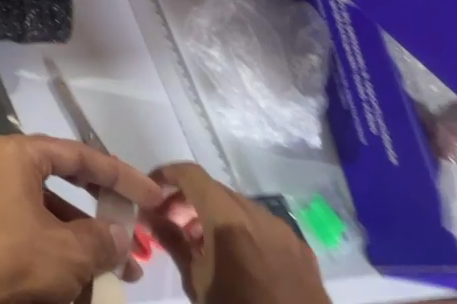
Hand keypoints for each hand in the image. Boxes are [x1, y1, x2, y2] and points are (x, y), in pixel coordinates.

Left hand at [0, 134, 164, 303]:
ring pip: (46, 209)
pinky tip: (83, 281)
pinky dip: (56, 247)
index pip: (77, 154)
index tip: (153, 198)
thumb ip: (102, 239)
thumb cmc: (12, 257)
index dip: (121, 175)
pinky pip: (27, 227)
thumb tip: (119, 235)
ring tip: (121, 270)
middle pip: (62, 178)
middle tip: (136, 228)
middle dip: (102, 209)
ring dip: (84, 237)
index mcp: (14, 155)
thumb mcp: (69, 251)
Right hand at [144, 163, 329, 303]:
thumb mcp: (196, 282)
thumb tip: (153, 217)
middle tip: (170, 224)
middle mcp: (259, 217)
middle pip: (214, 189)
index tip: (151, 195)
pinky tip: (237, 259)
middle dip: (187, 199)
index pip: (190, 174)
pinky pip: (264, 226)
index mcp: (228, 220)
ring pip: (239, 206)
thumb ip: (173, 242)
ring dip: (214, 213)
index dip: (166, 175)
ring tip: (202, 244)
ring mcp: (286, 234)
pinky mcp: (304, 253)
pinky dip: (242, 229)